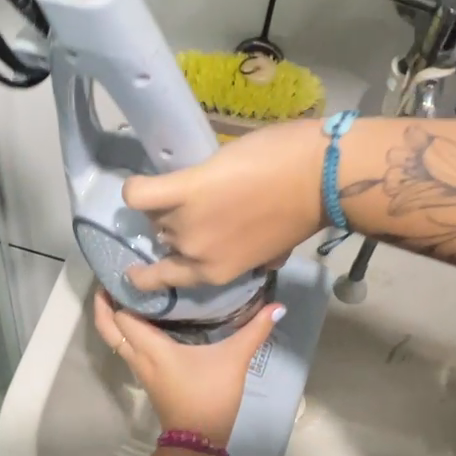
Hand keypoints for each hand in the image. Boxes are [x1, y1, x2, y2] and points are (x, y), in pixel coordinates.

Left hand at [92, 288, 282, 444]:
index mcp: (151, 348)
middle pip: (107, 327)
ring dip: (112, 317)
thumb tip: (279, 306)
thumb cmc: (210, 396)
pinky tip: (143, 318)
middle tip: (110, 280)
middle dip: (103, 304)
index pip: (121, 316)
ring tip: (125, 292)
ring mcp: (139, 368)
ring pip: (114, 339)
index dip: (116, 293)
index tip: (121, 269)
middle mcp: (138, 355)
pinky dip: (125, 331)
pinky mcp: (146, 376)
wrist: (198, 440)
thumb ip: (254, 331)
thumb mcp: (233, 361)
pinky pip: (125, 348)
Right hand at [122, 119, 328, 293]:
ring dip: (165, 199)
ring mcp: (186, 225)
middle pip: (162, 236)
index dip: (149, 273)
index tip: (142, 268)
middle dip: (173, 222)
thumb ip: (253, 256)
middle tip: (193, 202)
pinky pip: (138, 194)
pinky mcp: (182, 191)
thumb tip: (256, 256)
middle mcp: (195, 254)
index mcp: (217, 272)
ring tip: (186, 181)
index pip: (164, 278)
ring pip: (154, 212)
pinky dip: (135, 190)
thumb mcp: (276, 248)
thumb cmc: (304, 210)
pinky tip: (141, 186)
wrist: (320, 177)